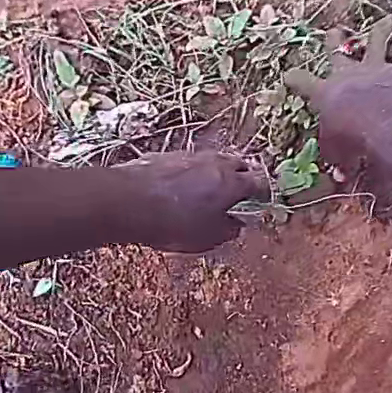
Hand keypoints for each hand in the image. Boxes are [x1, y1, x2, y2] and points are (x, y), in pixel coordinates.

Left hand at [113, 151, 264, 252]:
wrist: (129, 202)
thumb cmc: (174, 224)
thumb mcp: (209, 237)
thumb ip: (229, 229)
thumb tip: (237, 224)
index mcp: (232, 183)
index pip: (259, 182)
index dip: (262, 192)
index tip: (261, 201)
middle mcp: (215, 163)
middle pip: (238, 164)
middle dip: (242, 176)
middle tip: (238, 193)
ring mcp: (190, 155)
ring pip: (213, 160)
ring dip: (217, 172)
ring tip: (210, 190)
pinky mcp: (166, 155)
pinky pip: (189, 162)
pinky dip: (192, 172)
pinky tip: (182, 187)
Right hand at [282, 13, 391, 163]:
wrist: (373, 122)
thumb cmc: (347, 138)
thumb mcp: (336, 153)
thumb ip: (337, 159)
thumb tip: (339, 177)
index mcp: (324, 92)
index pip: (302, 82)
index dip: (295, 79)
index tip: (289, 76)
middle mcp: (346, 74)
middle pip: (337, 51)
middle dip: (334, 40)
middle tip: (333, 30)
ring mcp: (373, 69)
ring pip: (377, 40)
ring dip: (384, 28)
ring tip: (391, 18)